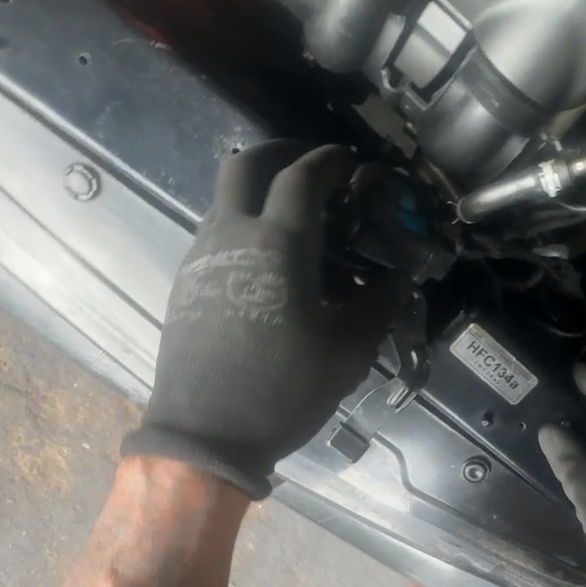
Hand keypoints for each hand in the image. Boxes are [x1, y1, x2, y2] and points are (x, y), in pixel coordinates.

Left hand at [124, 141, 397, 498]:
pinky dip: (246, 224)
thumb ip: (378, 307)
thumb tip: (398, 281)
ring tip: (297, 218)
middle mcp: (232, 236)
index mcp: (278, 245)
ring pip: (226, 197)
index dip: (331, 161)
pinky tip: (270, 263)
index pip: (304, 178)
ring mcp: (202, 257)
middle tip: (314, 167)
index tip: (352, 161)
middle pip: (247, 164)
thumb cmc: (283, 390)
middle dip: (283, 153)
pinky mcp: (187, 282)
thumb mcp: (346, 353)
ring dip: (261, 190)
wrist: (205, 434)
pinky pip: (217, 231)